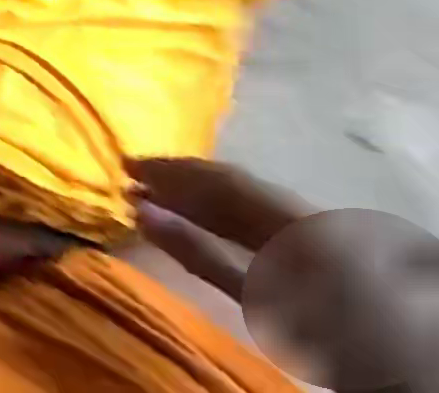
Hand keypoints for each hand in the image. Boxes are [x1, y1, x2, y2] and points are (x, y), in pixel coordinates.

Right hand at [130, 157, 436, 391]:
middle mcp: (309, 213)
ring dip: (200, 196)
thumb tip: (137, 209)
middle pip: (235, 186)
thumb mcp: (262, 301)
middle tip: (132, 178)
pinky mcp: (330, 241)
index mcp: (295, 221)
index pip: (222, 179)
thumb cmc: (322, 334)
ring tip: (157, 195)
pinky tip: (201, 214)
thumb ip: (202, 255)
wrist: (409, 368)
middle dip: (180, 182)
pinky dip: (227, 210)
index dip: (170, 169)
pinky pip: (266, 212)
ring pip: (249, 198)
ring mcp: (324, 227)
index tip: (123, 165)